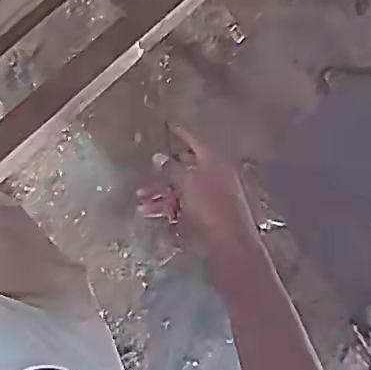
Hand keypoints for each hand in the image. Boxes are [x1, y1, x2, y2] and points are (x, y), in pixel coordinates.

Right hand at [139, 126, 258, 252]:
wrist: (230, 242)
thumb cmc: (210, 205)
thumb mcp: (187, 182)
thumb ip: (171, 168)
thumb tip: (159, 158)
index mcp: (212, 161)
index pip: (193, 142)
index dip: (180, 135)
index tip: (169, 127)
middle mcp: (212, 175)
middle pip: (184, 168)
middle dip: (161, 174)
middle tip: (144, 178)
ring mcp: (209, 196)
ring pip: (179, 189)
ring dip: (159, 194)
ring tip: (141, 201)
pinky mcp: (204, 214)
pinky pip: (182, 205)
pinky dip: (166, 207)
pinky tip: (150, 212)